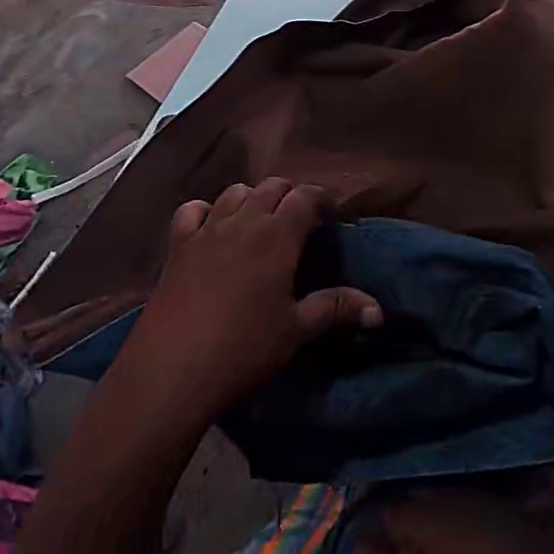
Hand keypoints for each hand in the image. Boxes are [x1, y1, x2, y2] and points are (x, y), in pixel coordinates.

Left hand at [108, 178, 383, 427]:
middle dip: (291, 195)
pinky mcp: (178, 244)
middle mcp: (243, 221)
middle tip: (301, 220)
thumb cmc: (245, 348)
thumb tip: (378, 309)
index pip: (305, 197)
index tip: (332, 212)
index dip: (322, 197)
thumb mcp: (296, 329)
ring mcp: (207, 229)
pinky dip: (207, 210)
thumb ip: (335, 308)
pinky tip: (212, 227)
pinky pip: (193, 210)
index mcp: (277, 236)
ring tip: (261, 221)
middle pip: (271, 187)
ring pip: (234, 192)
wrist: (175, 367)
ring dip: (253, 198)